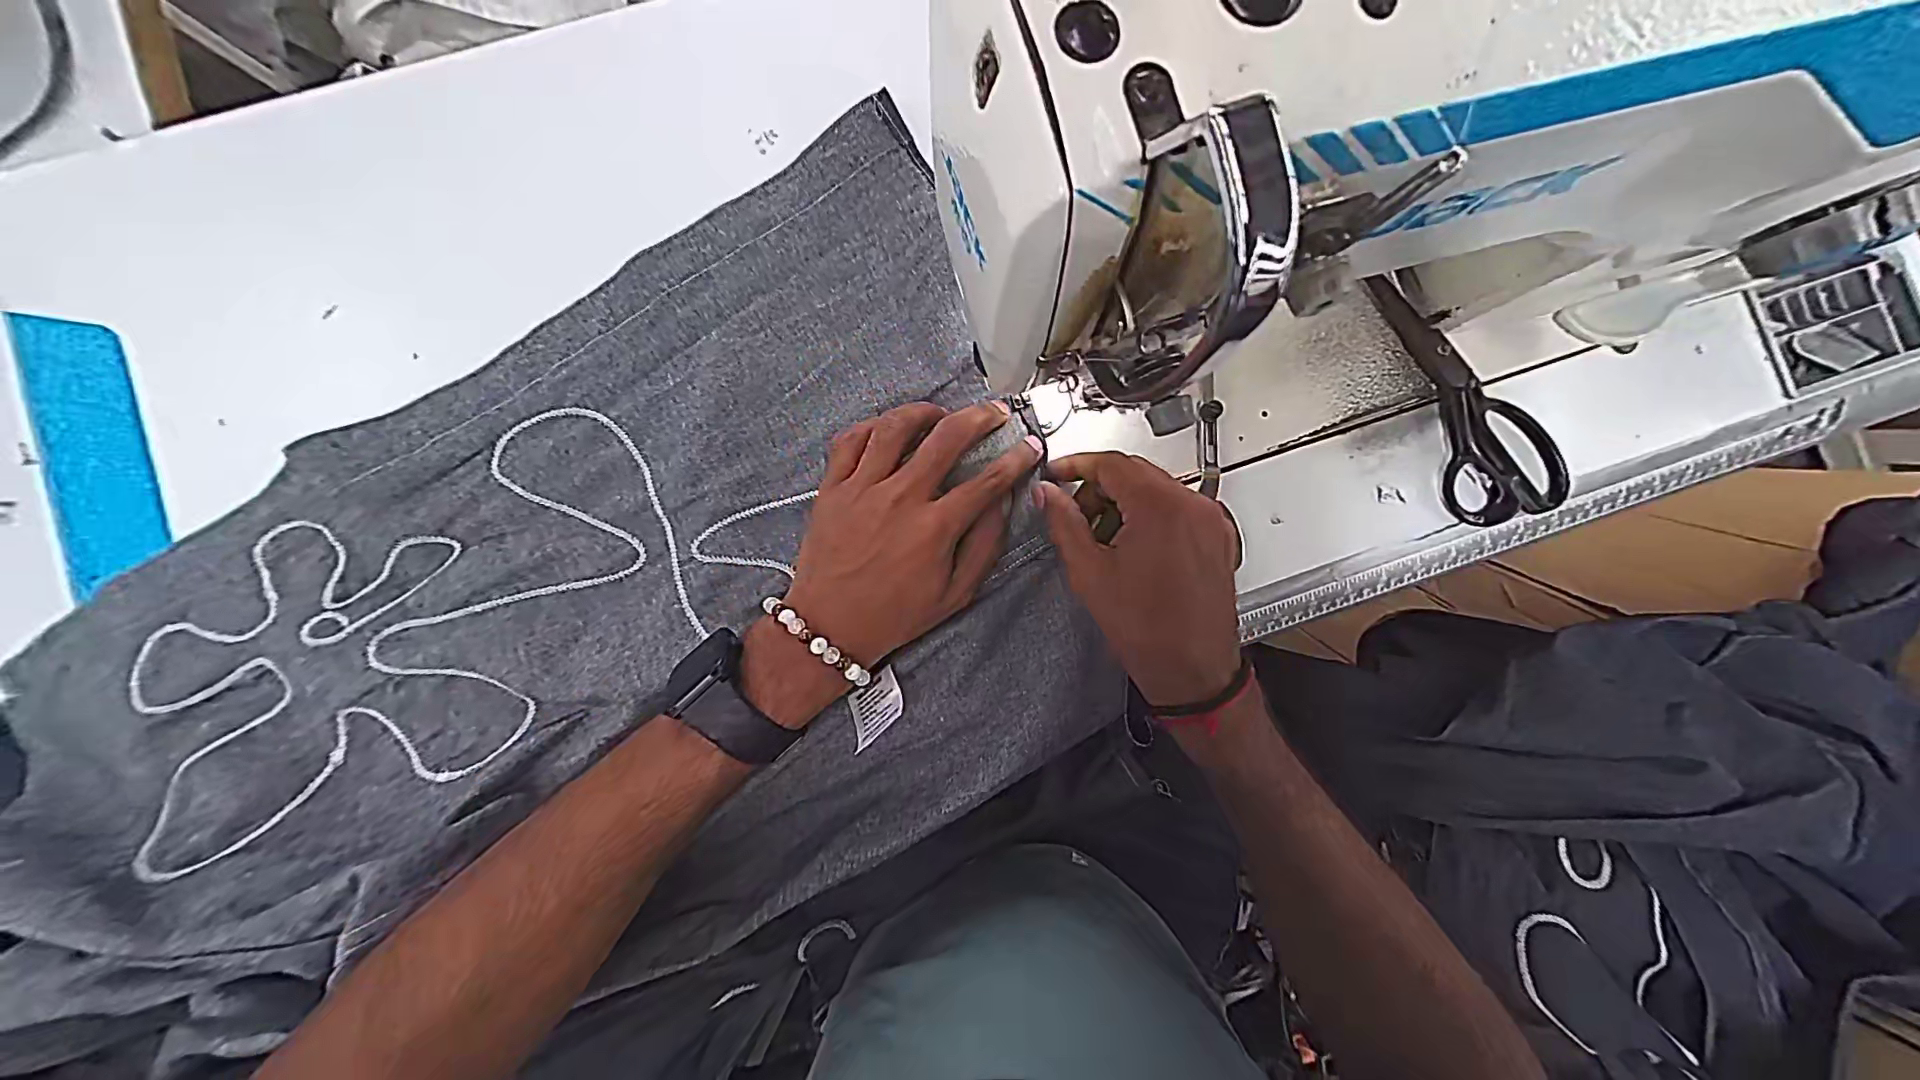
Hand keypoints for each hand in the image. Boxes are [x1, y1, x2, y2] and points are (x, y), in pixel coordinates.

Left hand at [740, 400, 1041, 727]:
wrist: (830, 626)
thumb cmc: (891, 615)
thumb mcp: (954, 595)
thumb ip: (984, 548)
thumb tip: (1001, 507)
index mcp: (934, 528)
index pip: (988, 479)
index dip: (1016, 459)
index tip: (1027, 447)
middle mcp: (900, 499)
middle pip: (947, 437)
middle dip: (980, 417)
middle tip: (993, 413)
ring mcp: (862, 489)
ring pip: (896, 427)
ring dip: (925, 411)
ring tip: (940, 412)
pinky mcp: (833, 489)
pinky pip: (851, 440)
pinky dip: (872, 425)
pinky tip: (888, 428)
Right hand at [1036, 452, 1241, 707]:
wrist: (1193, 669)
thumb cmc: (1152, 632)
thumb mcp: (1090, 573)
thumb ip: (1064, 523)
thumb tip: (1050, 495)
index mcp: (1161, 507)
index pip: (1112, 463)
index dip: (1077, 465)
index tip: (1059, 473)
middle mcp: (1193, 506)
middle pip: (1135, 472)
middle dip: (1099, 487)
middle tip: (1074, 511)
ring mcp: (1210, 521)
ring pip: (1157, 489)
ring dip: (1125, 502)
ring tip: (1102, 538)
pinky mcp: (1218, 537)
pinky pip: (1178, 509)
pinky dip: (1150, 516)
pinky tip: (1131, 547)